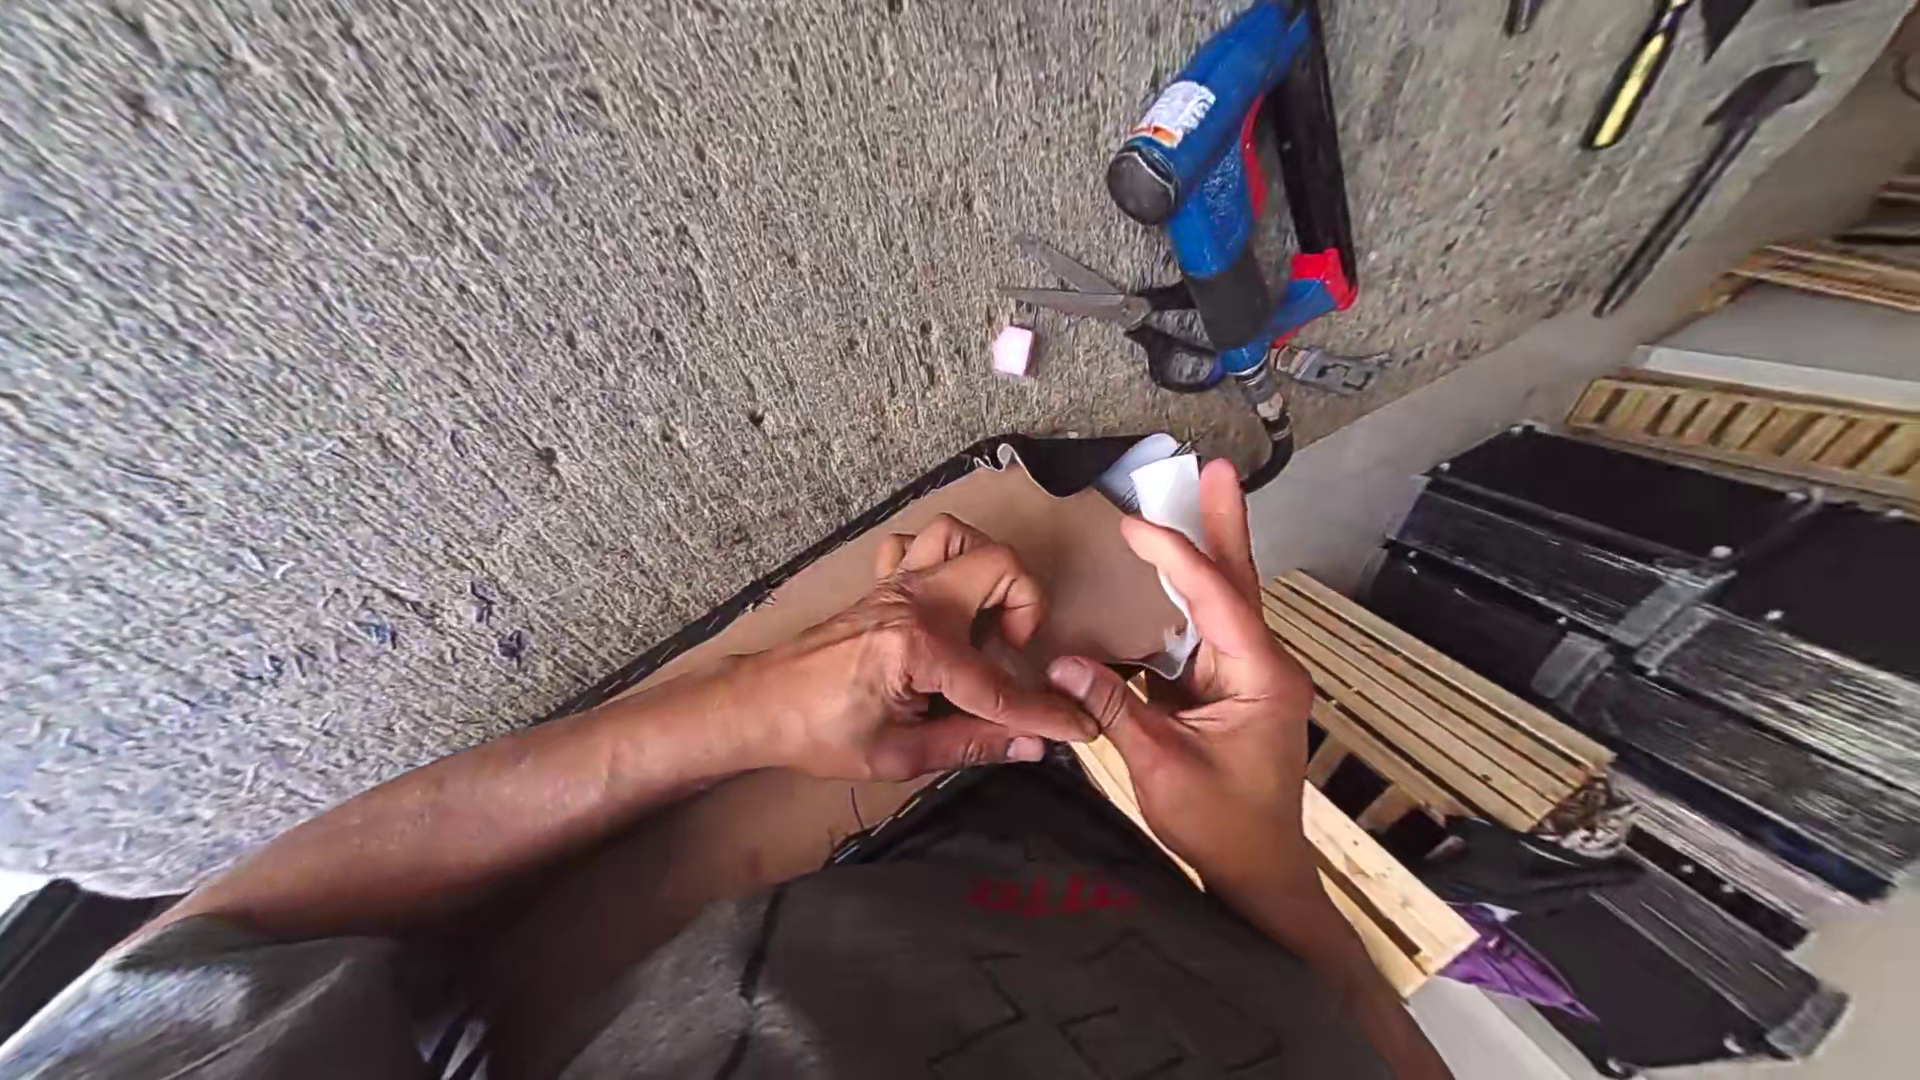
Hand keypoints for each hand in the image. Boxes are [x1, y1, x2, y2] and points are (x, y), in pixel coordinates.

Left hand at [741, 515, 1095, 780]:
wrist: (761, 703)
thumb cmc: (820, 733)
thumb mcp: (900, 754)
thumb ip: (973, 744)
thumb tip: (1034, 745)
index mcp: (917, 648)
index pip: (998, 684)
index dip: (1045, 712)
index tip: (1078, 724)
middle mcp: (913, 602)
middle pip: (999, 566)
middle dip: (1027, 606)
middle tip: (1012, 650)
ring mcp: (897, 584)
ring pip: (960, 535)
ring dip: (987, 569)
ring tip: (985, 616)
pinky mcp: (883, 582)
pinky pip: (919, 543)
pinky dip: (943, 558)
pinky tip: (945, 597)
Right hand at [1045, 459, 1316, 895]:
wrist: (1256, 872)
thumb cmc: (1221, 825)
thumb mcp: (1159, 763)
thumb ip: (1111, 706)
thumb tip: (1062, 661)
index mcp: (1260, 677)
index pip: (1216, 598)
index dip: (1174, 556)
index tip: (1133, 525)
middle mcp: (1261, 664)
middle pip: (1239, 580)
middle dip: (1224, 523)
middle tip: (1215, 471)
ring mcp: (1245, 673)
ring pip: (1224, 598)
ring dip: (1206, 549)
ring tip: (1196, 498)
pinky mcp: (1225, 685)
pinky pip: (1201, 627)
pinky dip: (1183, 594)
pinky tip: (1166, 573)